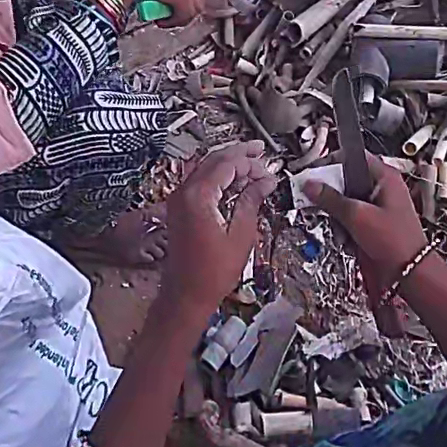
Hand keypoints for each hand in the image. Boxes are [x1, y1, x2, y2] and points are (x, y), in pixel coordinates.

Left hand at [163, 141, 276, 308]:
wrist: (186, 295)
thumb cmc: (212, 272)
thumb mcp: (240, 234)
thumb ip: (251, 201)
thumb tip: (265, 181)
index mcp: (198, 196)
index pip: (227, 164)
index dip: (250, 163)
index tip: (268, 169)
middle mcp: (183, 192)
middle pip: (213, 159)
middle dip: (239, 154)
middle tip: (260, 151)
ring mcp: (178, 199)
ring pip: (205, 167)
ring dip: (228, 163)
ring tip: (251, 162)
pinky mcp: (179, 208)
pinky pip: (199, 180)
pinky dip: (218, 176)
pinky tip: (235, 181)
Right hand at [303, 153, 428, 291]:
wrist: (409, 273)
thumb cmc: (396, 242)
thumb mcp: (358, 216)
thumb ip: (331, 199)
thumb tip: (311, 185)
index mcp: (384, 176)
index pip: (352, 156)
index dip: (331, 163)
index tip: (314, 174)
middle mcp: (382, 187)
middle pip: (346, 180)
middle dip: (332, 196)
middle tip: (319, 202)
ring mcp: (377, 206)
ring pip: (345, 201)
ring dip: (337, 216)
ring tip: (340, 229)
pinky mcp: (372, 223)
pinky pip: (350, 217)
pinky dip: (344, 227)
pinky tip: (347, 238)